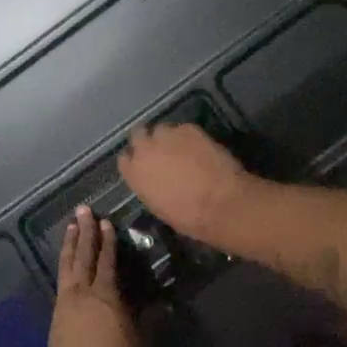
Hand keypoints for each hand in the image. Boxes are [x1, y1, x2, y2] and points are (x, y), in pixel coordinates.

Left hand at [49, 205, 140, 346]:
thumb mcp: (141, 341)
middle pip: (84, 255)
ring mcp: (65, 304)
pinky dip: (63, 267)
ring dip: (69, 244)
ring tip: (70, 227)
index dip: (107, 239)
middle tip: (83, 209)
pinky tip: (65, 264)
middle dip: (85, 231)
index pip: (107, 259)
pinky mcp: (56, 318)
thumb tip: (165, 303)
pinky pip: (60, 283)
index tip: (106, 220)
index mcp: (105, 294)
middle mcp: (82, 292)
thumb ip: (150, 318)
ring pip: (67, 266)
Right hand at [118, 123, 255, 244]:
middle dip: (147, 141)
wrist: (222, 204)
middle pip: (138, 135)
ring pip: (161, 129)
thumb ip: (150, 187)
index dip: (135, 161)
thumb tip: (154, 179)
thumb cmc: (191, 218)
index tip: (144, 166)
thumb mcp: (160, 208)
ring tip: (182, 149)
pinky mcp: (188, 128)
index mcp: (135, 173)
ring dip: (168, 138)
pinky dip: (188, 137)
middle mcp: (145, 149)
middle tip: (161, 152)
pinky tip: (199, 149)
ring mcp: (167, 135)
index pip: (124, 159)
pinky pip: (183, 129)